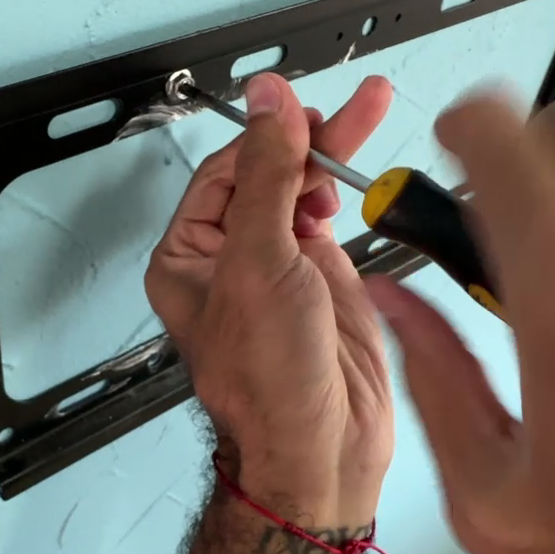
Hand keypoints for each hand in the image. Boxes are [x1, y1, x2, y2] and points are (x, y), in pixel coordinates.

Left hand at [146, 72, 394, 525]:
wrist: (322, 447)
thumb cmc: (269, 381)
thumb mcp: (260, 264)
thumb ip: (266, 177)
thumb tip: (268, 105)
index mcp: (187, 256)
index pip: (224, 173)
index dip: (265, 138)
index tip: (304, 108)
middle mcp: (226, 258)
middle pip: (263, 175)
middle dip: (306, 140)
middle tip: (352, 107)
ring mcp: (273, 266)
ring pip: (297, 191)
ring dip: (329, 156)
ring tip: (367, 114)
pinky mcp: (318, 278)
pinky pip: (325, 218)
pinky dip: (344, 191)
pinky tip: (357, 172)